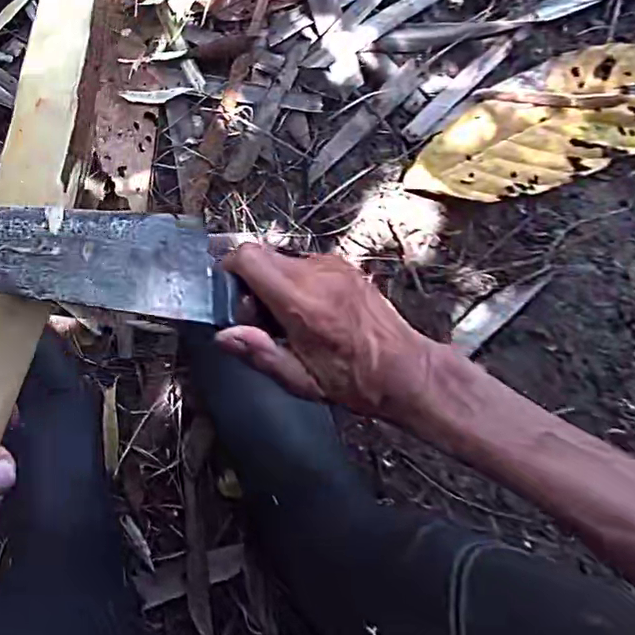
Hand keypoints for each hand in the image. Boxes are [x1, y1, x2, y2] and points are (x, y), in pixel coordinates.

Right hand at [214, 245, 445, 420]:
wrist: (410, 372)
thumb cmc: (359, 382)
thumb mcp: (302, 381)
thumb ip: (259, 353)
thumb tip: (224, 336)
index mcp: (303, 304)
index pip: (247, 258)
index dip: (229, 271)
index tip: (233, 296)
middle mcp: (317, 276)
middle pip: (258, 253)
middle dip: (248, 278)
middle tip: (260, 313)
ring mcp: (332, 266)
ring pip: (278, 256)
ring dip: (270, 279)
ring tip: (287, 314)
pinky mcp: (342, 264)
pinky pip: (299, 261)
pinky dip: (291, 278)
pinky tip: (307, 307)